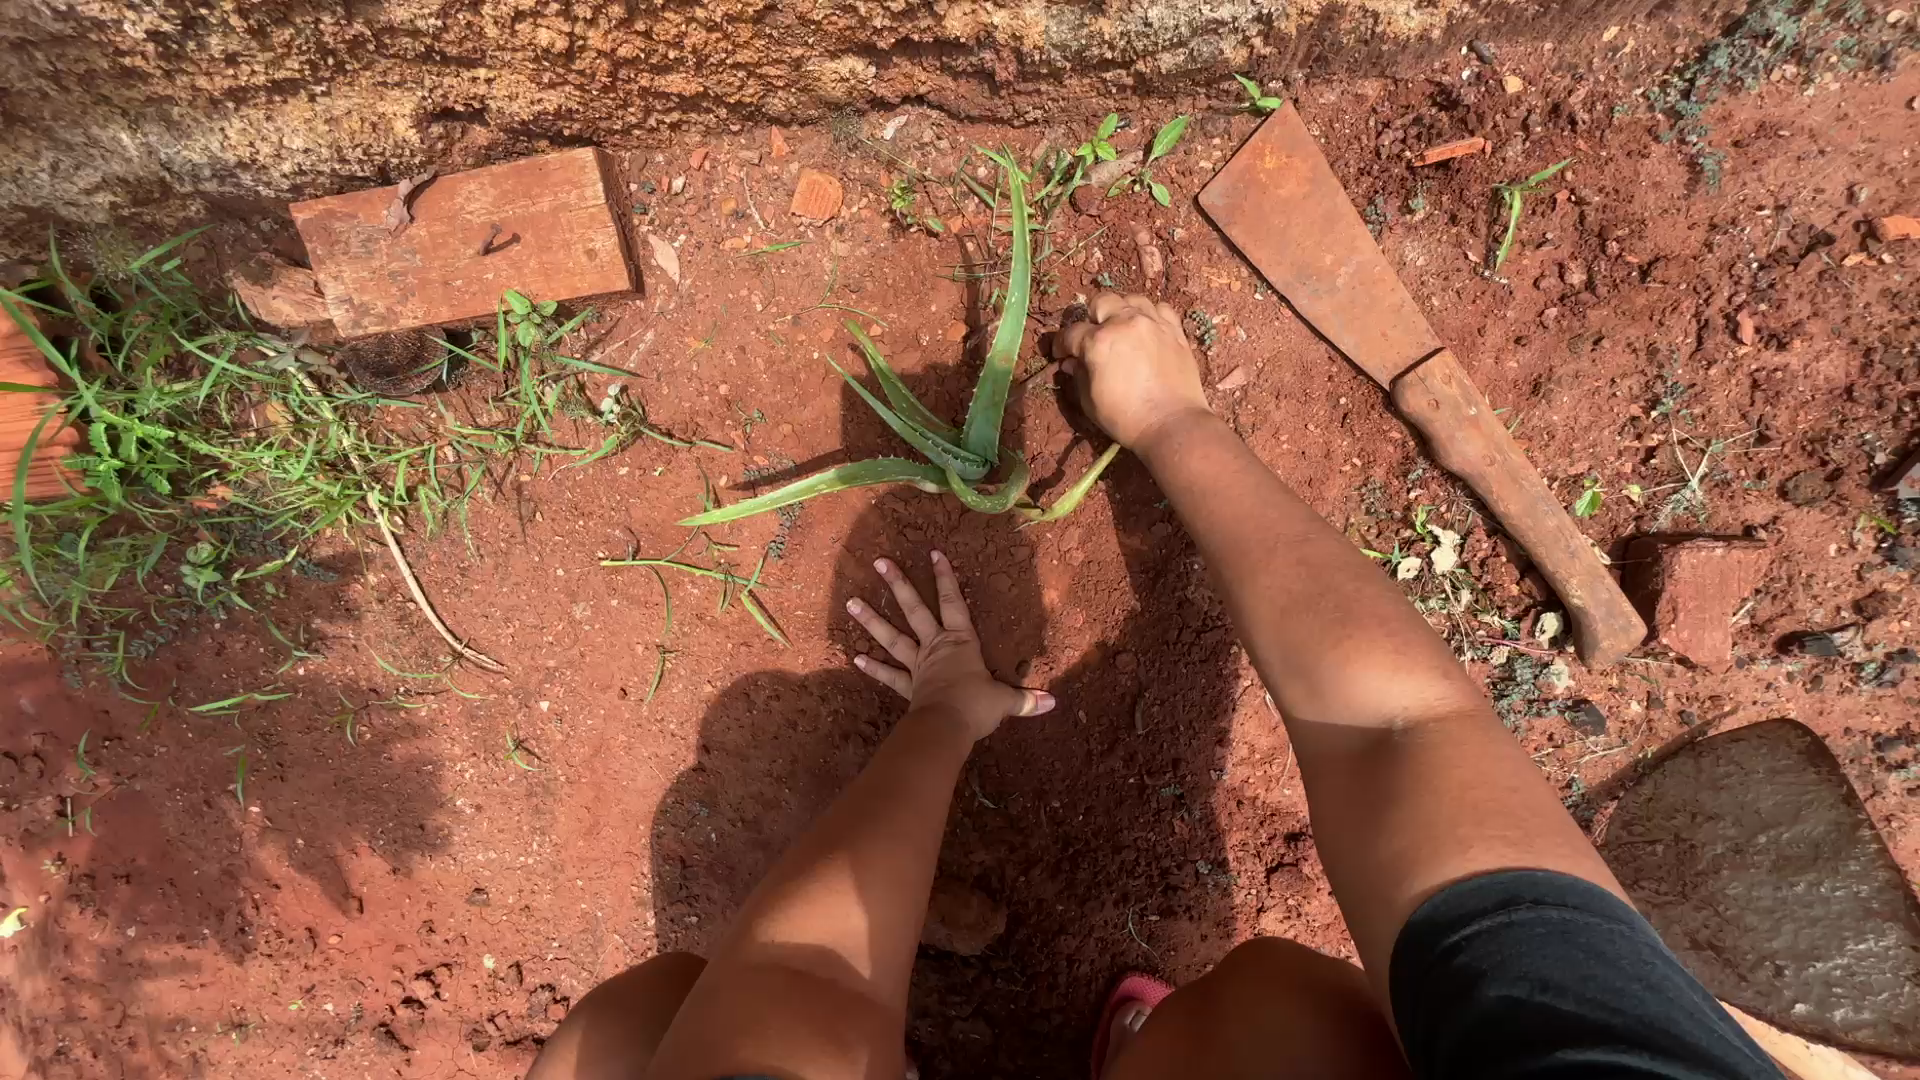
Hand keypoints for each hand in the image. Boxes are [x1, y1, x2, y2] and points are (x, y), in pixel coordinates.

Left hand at [845, 550, 1054, 741]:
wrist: (946, 728)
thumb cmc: (976, 706)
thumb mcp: (1005, 701)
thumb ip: (1025, 699)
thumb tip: (1052, 703)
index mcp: (961, 642)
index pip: (953, 603)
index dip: (945, 578)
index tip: (933, 553)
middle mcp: (936, 647)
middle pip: (915, 610)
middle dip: (899, 585)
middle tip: (880, 562)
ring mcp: (918, 665)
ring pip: (892, 637)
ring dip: (872, 620)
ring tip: (851, 601)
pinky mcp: (907, 687)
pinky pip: (889, 675)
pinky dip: (874, 667)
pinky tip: (856, 657)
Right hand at [1053, 292, 1210, 449]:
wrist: (1172, 424)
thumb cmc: (1125, 418)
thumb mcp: (1090, 402)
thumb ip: (1078, 376)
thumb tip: (1071, 363)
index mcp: (1098, 343)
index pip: (1071, 333)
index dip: (1061, 345)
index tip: (1062, 355)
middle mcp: (1124, 323)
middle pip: (1101, 302)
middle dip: (1092, 318)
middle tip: (1093, 338)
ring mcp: (1152, 322)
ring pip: (1131, 300)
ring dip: (1121, 312)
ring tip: (1121, 330)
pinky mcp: (1174, 329)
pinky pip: (1159, 309)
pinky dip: (1149, 316)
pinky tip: (1146, 332)